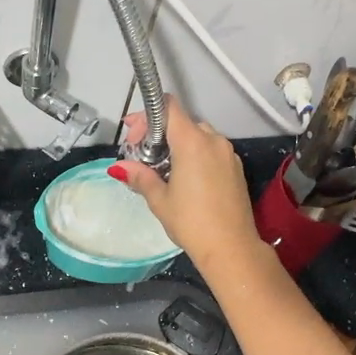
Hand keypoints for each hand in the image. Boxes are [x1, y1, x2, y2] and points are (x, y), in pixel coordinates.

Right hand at [113, 95, 259, 266]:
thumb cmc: (191, 222)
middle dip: (160, 135)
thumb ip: (140, 176)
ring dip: (179, 146)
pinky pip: (212, 152)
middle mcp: (214, 140)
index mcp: (192, 142)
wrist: (231, 247)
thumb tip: (119, 167)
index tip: (133, 137)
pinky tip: (186, 180)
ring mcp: (228, 154)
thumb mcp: (160, 200)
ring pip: (199, 137)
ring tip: (163, 171)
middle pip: (182, 123)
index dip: (146, 116)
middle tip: (143, 157)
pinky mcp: (236, 168)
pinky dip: (196, 157)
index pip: (168, 107)